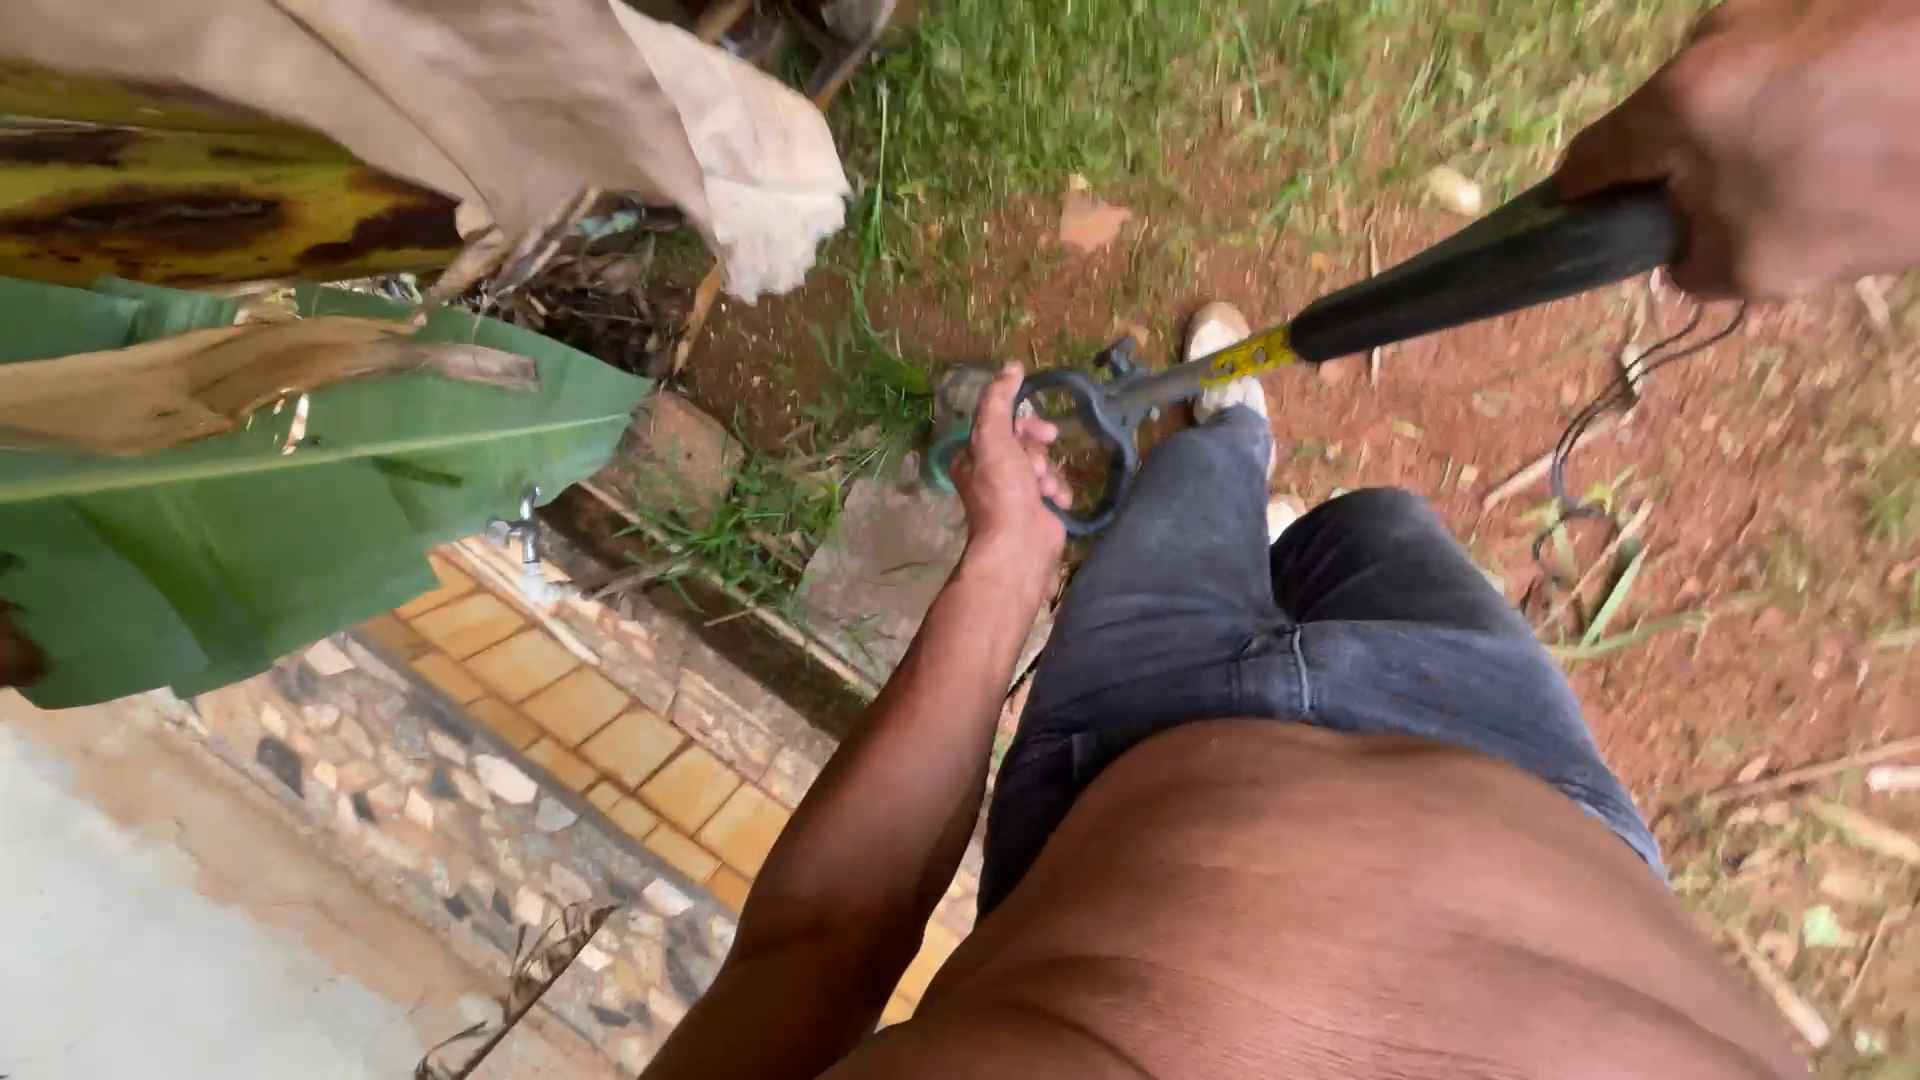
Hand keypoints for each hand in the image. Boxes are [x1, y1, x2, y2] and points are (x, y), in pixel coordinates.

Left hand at [951, 364, 1069, 576]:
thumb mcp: (992, 435)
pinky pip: (1054, 487)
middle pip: (1024, 442)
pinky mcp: (1036, 510)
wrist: (1019, 544)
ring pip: (1042, 464)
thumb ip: (998, 399)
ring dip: (1050, 473)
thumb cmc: (1002, 489)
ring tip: (1045, 490)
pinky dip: (1059, 491)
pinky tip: (1058, 502)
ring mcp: (1014, 493)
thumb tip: (1012, 366)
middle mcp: (991, 473)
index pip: (1001, 424)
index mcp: (973, 456)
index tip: (1041, 431)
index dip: (1024, 423)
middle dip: (1037, 451)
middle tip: (1039, 465)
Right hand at [1557, 0, 1919, 299]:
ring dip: (1759, 111)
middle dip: (1688, 154)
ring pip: (1738, 71)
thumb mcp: (1759, 267)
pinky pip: (1807, 38)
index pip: (1584, 161)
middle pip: (1663, 112)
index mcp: (1677, 103)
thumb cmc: (1887, 188)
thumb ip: (1687, 262)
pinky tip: (1879, 100)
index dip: (1586, 202)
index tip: (1615, 225)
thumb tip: (1684, 245)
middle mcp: (1721, 31)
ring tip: (1836, 139)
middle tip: (1752, 189)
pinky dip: (1824, 76)